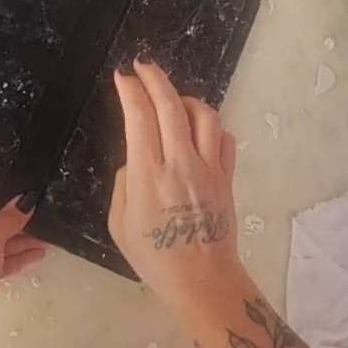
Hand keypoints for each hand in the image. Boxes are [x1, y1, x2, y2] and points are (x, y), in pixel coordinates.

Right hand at [108, 59, 246, 320]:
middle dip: (155, 78)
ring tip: (172, 100)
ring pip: (204, 114)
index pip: (139, 116)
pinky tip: (197, 130)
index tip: (122, 76)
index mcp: (148, 175)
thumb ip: (124, 183)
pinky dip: (210, 125)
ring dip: (185, 98)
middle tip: (143, 66)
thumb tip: (136, 159)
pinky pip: (224, 138)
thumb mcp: (119, 224)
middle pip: (171, 105)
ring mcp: (209, 169)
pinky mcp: (227, 177)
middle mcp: (181, 164)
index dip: (130, 89)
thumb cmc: (154, 259)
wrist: (202, 282)